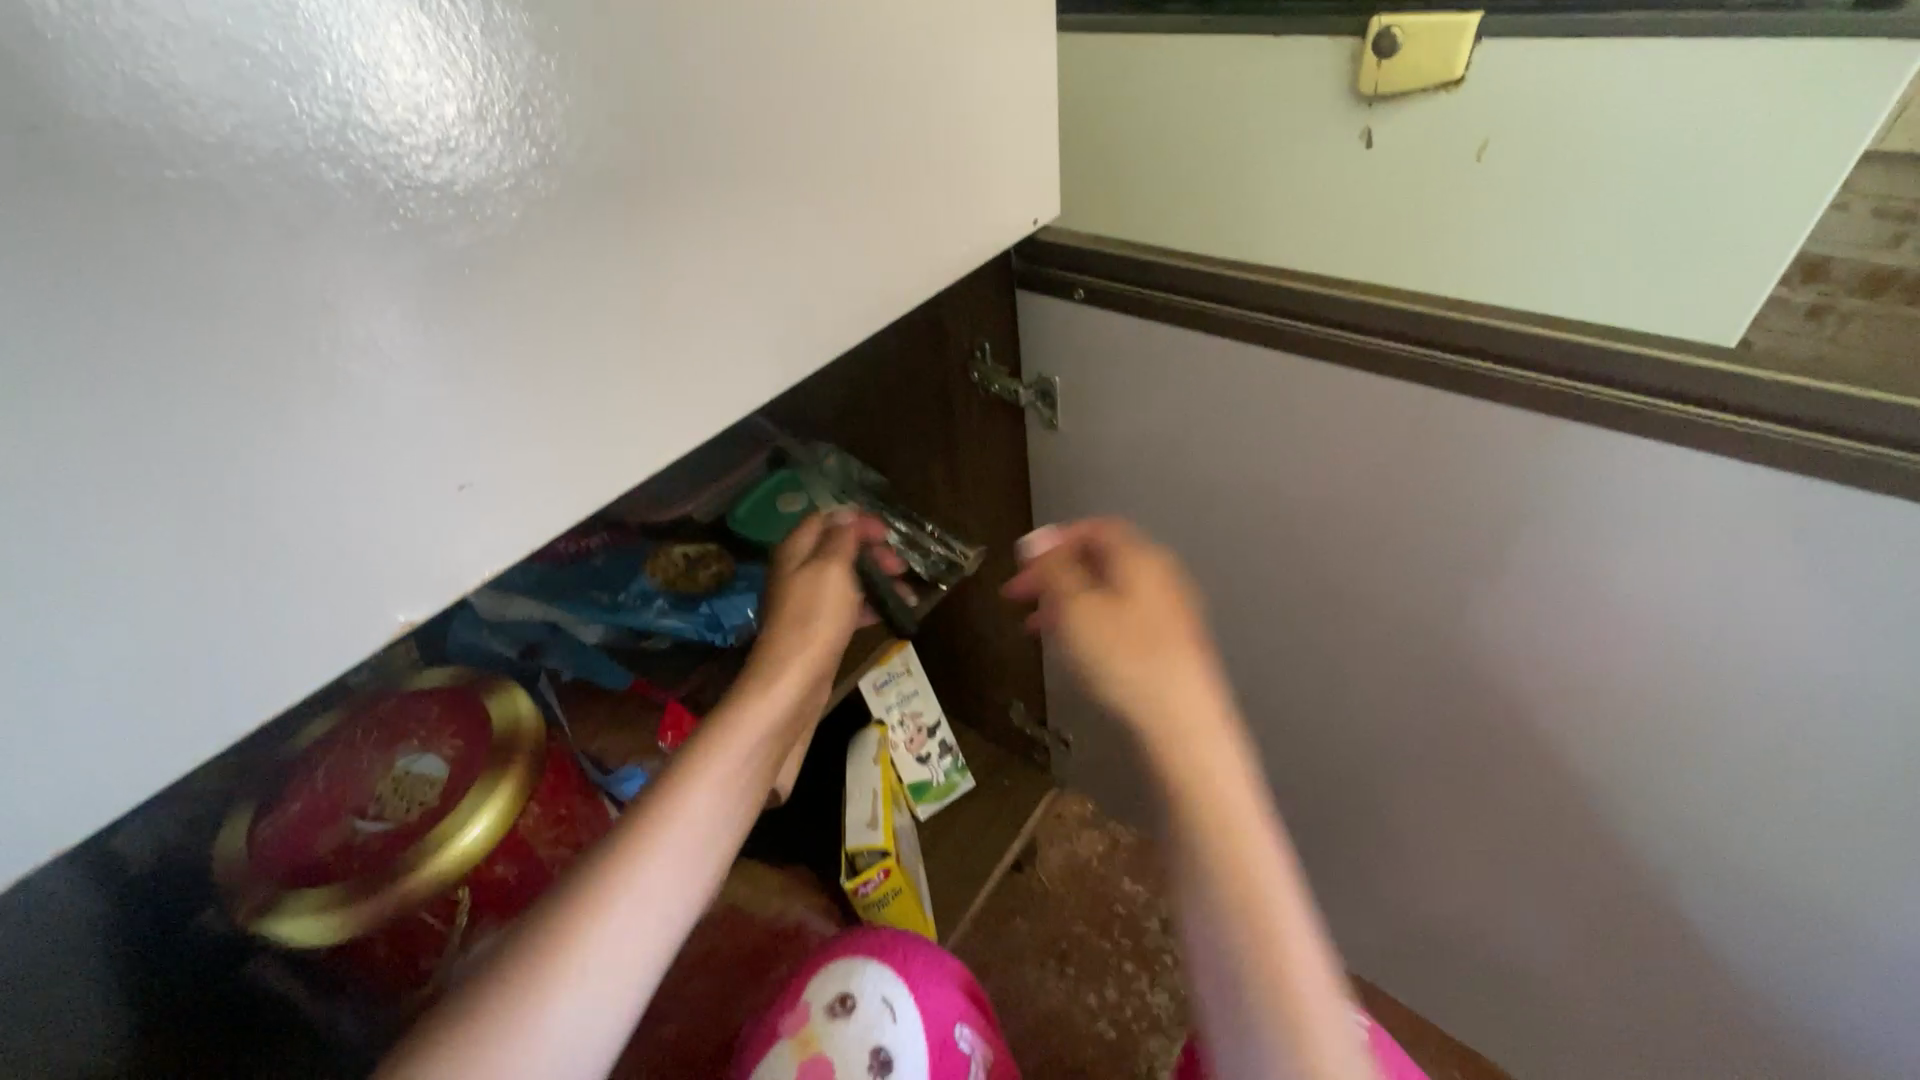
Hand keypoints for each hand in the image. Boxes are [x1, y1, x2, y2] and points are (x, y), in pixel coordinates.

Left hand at [752, 509, 904, 682]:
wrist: (793, 681)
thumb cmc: (814, 617)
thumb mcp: (832, 567)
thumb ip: (841, 537)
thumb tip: (846, 512)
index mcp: (796, 550)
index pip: (826, 520)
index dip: (857, 521)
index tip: (888, 534)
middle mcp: (798, 571)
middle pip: (838, 550)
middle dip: (872, 553)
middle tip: (900, 565)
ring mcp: (808, 602)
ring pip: (847, 580)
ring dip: (877, 580)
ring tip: (907, 592)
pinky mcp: (819, 629)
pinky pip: (847, 607)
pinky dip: (870, 605)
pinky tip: (893, 612)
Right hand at [1001, 519, 1229, 741]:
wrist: (1180, 720)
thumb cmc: (1124, 658)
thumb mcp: (1076, 607)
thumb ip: (1054, 569)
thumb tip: (1036, 539)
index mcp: (1140, 557)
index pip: (1094, 529)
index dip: (1055, 541)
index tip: (1024, 562)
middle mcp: (1160, 575)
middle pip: (1101, 560)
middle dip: (1056, 574)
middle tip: (1020, 594)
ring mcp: (1168, 610)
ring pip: (1108, 592)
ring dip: (1068, 601)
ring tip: (1036, 625)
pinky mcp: (1169, 642)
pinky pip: (1121, 617)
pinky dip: (1090, 622)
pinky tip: (1073, 647)